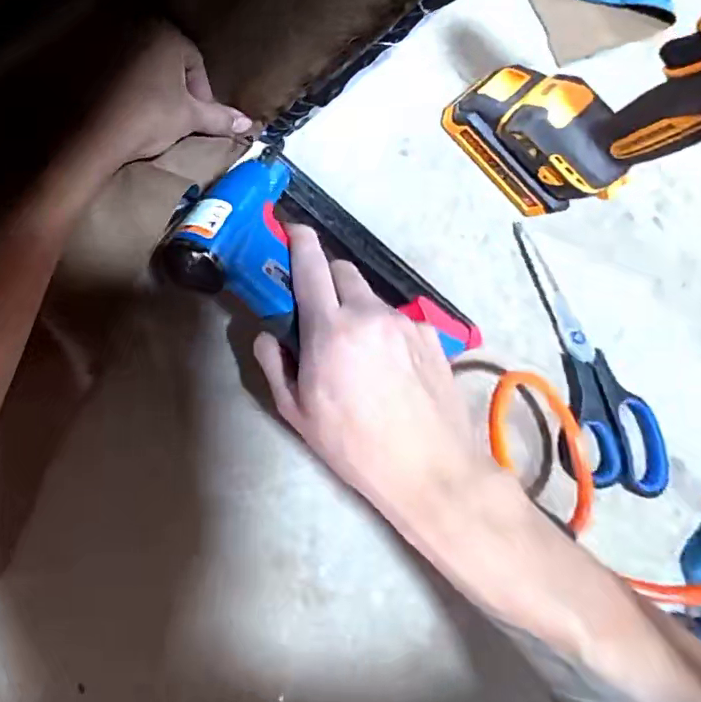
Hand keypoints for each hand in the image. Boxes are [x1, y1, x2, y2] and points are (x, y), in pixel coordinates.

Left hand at [80, 23, 250, 168]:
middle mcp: (135, 29)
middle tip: (174, 118)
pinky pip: (110, 74)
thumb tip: (248, 122)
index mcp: (166, 34)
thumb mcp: (188, 118)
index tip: (196, 118)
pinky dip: (120, 90)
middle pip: (165, 61)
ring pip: (138, 68)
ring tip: (147, 117)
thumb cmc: (148, 118)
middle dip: (173, 88)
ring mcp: (105, 42)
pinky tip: (121, 112)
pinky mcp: (82, 60)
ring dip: (146, 88)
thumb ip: (218, 117)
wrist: (92, 135)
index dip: (200, 93)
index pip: (194, 63)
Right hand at [254, 225, 504, 532]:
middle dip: (325, 278)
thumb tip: (268, 336)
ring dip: (354, 307)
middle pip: (342, 270)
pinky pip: (397, 318)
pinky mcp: (432, 337)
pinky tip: (387, 364)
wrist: (433, 472)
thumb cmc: (354, 446)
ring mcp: (405, 323)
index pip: (311, 265)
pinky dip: (383, 328)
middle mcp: (369, 314)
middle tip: (318, 308)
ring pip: (370, 296)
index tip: (291, 229)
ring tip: (356, 348)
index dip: (299, 240)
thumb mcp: (297, 412)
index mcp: (331, 329)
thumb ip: (274, 364)